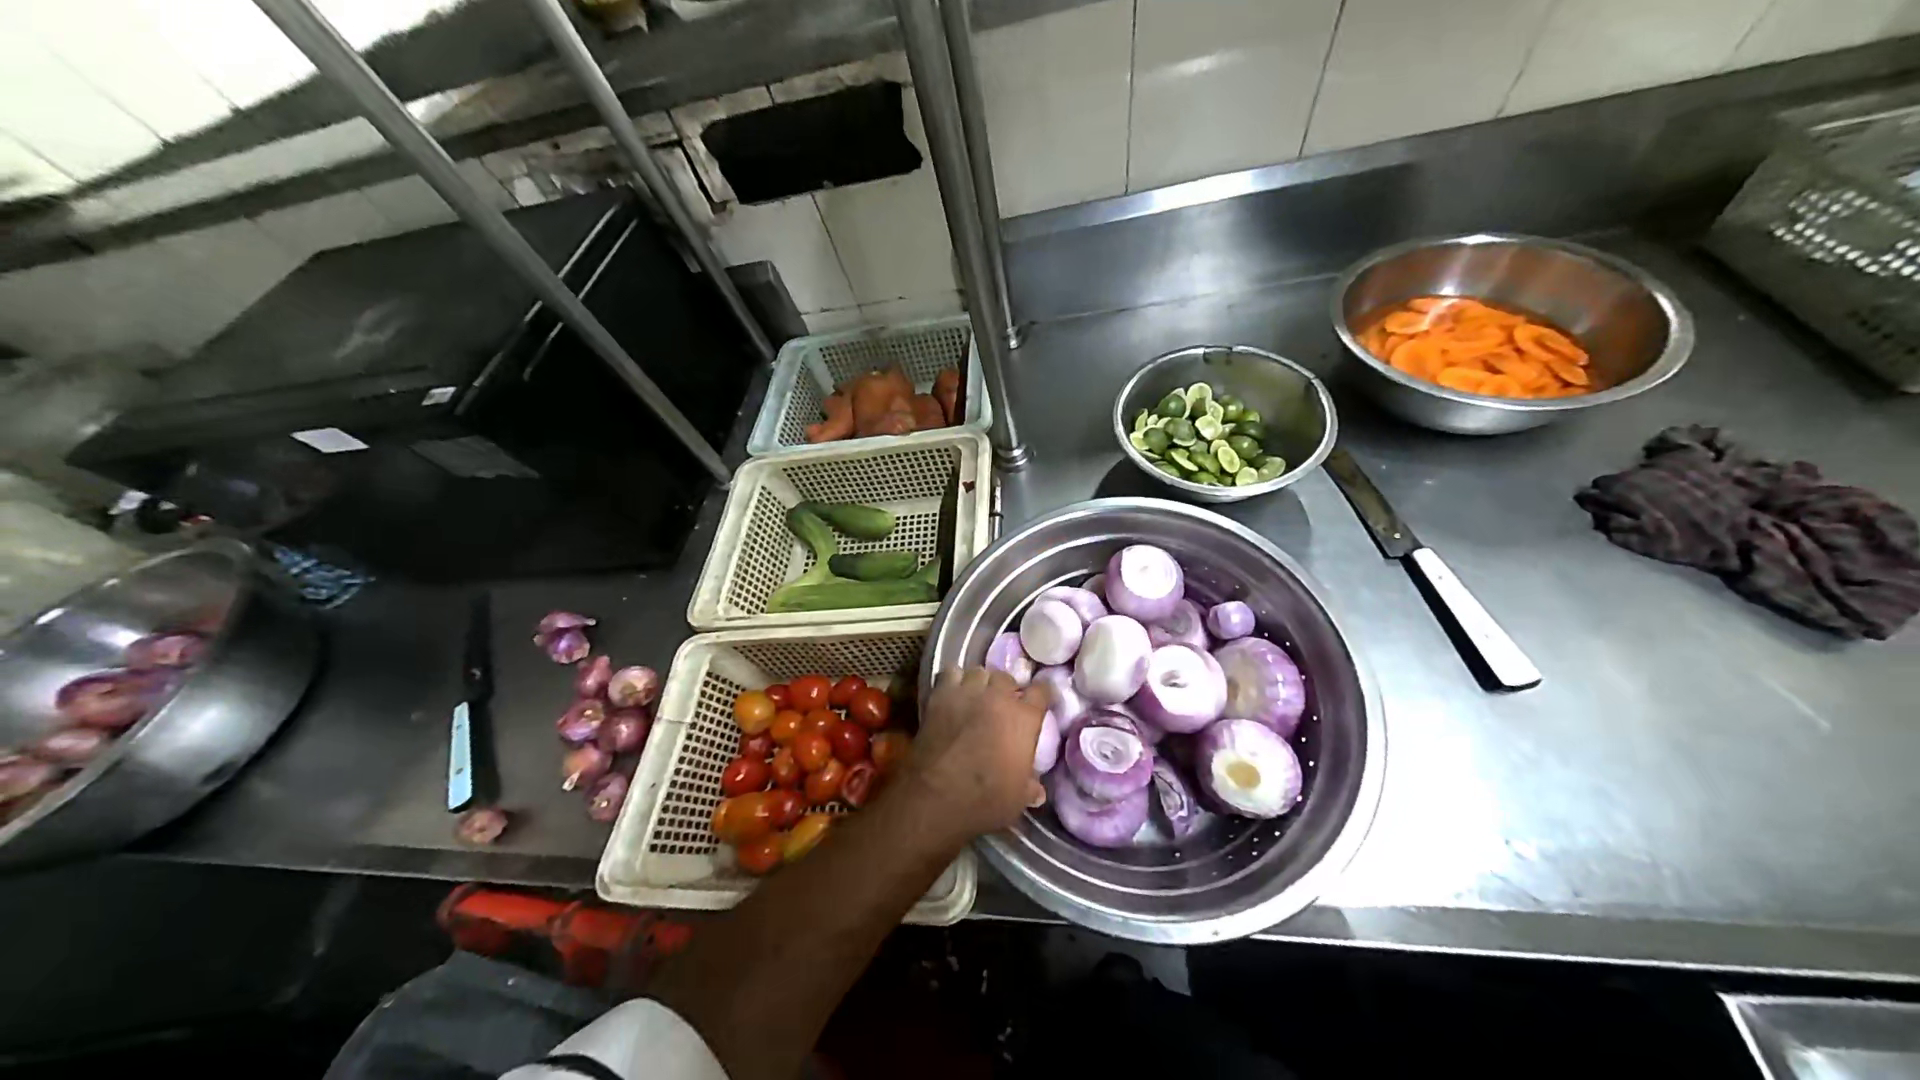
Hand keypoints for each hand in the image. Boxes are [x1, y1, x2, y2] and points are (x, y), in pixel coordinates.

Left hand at [896, 667, 1046, 842]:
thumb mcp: (1018, 798)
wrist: (937, 796)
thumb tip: (1038, 790)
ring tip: (977, 696)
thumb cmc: (986, 799)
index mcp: (1024, 718)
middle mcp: (998, 697)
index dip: (1041, 695)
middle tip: (1003, 704)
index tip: (1039, 701)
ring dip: (981, 682)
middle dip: (1007, 688)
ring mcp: (968, 692)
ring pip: (979, 671)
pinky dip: (953, 680)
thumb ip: (1030, 787)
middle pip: (1006, 677)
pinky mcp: (940, 696)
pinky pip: (950, 673)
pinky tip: (953, 693)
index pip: (1041, 691)